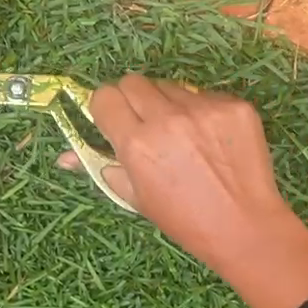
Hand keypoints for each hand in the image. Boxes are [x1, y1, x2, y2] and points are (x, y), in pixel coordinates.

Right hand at [70, 74, 307, 307]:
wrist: (244, 226)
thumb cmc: (182, 218)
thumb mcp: (134, 196)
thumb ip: (98, 167)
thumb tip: (62, 157)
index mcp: (136, 144)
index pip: (105, 96)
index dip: (106, 109)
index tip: (114, 122)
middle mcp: (168, 119)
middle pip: (133, 82)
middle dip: (133, 100)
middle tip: (144, 125)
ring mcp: (204, 109)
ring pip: (169, 86)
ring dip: (167, 104)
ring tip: (181, 136)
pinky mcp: (234, 106)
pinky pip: (203, 95)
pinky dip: (200, 111)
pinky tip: (209, 139)